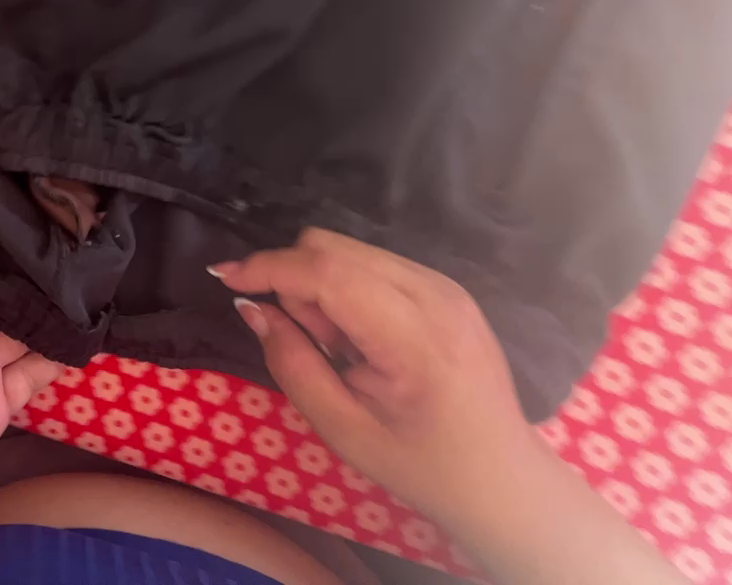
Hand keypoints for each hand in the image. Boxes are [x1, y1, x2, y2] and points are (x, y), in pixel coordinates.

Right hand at [209, 229, 538, 518]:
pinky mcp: (443, 286)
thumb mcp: (342, 429)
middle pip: (328, 247)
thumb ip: (290, 361)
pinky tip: (359, 334)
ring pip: (342, 249)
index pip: (325, 272)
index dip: (266, 267)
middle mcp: (434, 295)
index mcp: (416, 338)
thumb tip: (249, 306)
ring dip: (317, 284)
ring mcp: (443, 285)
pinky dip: (341, 286)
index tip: (223, 277)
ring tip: (338, 344)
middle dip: (293, 281)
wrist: (509, 484)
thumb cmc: (424, 465)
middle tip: (308, 340)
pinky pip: (364, 260)